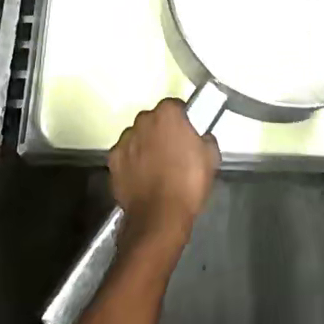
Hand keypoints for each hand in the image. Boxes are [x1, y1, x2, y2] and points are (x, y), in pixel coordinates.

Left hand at [108, 99, 220, 237]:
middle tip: (174, 152)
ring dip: (145, 146)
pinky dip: (132, 163)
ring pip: (137, 137)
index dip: (182, 119)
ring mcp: (124, 140)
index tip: (187, 134)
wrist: (160, 217)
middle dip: (162, 131)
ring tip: (156, 168)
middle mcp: (142, 121)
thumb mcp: (211, 158)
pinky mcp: (112, 160)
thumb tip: (200, 137)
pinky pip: (125, 155)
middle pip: (153, 120)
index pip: (175, 106)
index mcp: (167, 114)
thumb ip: (204, 138)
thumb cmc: (188, 184)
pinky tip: (142, 178)